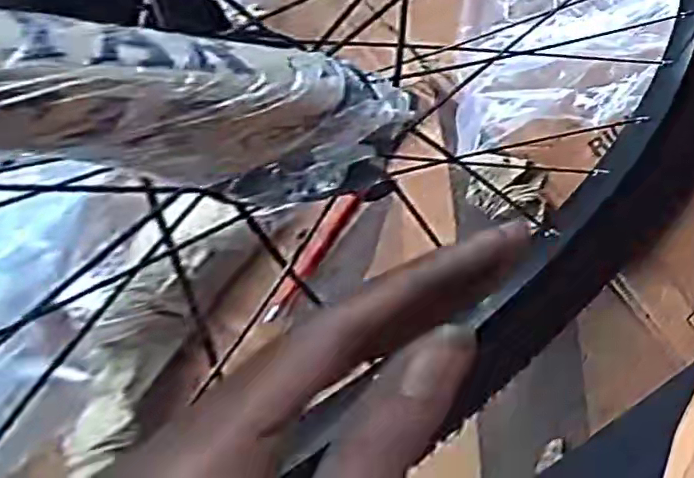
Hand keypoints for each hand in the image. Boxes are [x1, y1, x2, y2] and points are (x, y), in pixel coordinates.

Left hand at [112, 222, 529, 477]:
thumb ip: (381, 445)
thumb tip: (456, 338)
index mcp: (206, 448)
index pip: (341, 325)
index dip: (431, 272)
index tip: (509, 239)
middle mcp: (188, 435)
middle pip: (325, 332)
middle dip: (424, 284)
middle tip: (506, 249)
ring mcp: (185, 457)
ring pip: (309, 360)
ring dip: (400, 315)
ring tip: (474, 285)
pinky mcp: (196, 475)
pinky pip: (296, 392)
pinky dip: (365, 358)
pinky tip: (403, 353)